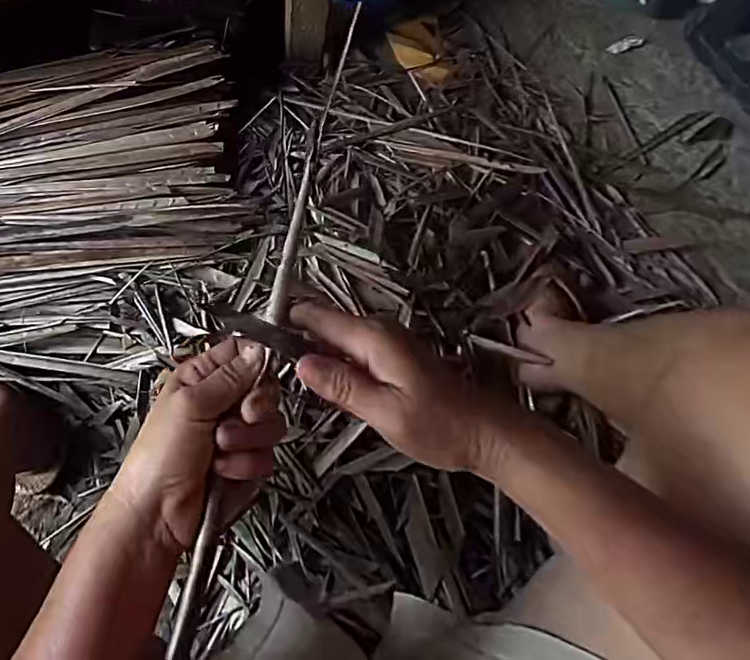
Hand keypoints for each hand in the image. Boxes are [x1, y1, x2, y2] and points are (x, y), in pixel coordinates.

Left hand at [108, 336, 284, 551]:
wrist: (157, 517)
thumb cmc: (157, 459)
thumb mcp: (191, 404)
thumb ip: (229, 377)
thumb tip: (258, 352)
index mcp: (201, 377)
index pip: (242, 353)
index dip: (257, 363)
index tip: (257, 378)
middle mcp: (219, 402)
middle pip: (264, 389)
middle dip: (254, 407)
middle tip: (240, 416)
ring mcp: (234, 434)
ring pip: (269, 425)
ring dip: (245, 441)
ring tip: (218, 449)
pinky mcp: (244, 464)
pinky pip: (266, 457)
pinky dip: (245, 466)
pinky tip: (222, 471)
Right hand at [291, 301, 512, 472]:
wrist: (486, 433)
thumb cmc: (442, 427)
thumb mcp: (385, 413)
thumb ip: (341, 386)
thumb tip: (303, 364)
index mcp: (373, 338)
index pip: (316, 316)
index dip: (286, 325)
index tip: (263, 341)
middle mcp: (378, 330)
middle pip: (322, 325)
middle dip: (298, 345)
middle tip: (282, 375)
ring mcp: (385, 340)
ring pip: (335, 339)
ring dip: (317, 357)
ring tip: (306, 386)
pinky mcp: (391, 353)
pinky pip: (351, 350)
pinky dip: (336, 365)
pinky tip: (336, 390)